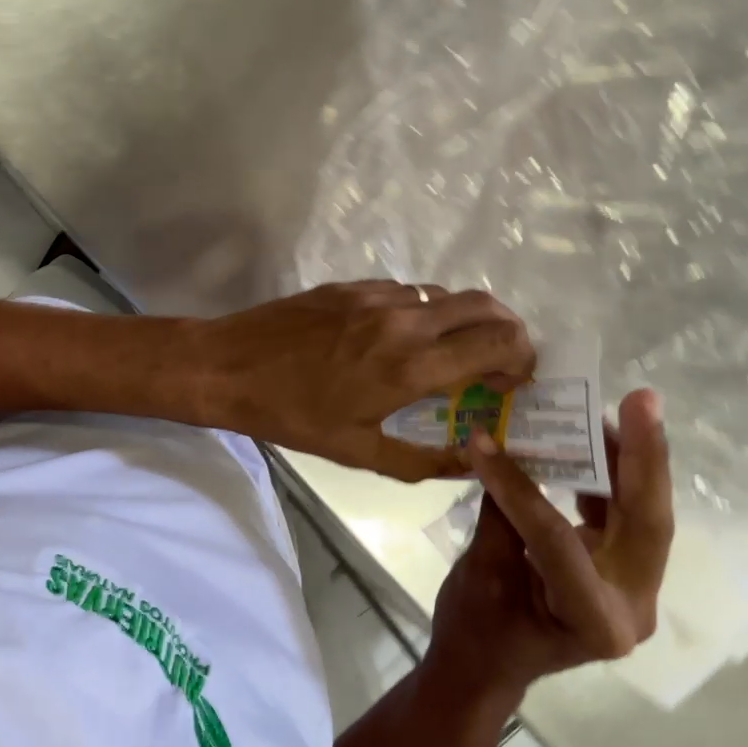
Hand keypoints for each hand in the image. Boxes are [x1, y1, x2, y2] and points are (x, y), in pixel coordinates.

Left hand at [191, 280, 534, 480]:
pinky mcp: (346, 285)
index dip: (522, 361)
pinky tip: (395, 336)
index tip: (510, 383)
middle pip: (486, 307)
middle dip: (507, 332)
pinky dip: (418, 309)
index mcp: (411, 365)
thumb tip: (474, 461)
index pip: (501, 344)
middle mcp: (402, 321)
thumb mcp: (356, 451)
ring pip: (443, 295)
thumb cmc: (288, 415)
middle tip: (494, 362)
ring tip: (445, 351)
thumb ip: (424, 460)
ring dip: (460, 320)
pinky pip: (403, 289)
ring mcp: (372, 296)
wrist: (225, 367)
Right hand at [426, 389, 673, 698]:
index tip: (483, 439)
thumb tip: (497, 450)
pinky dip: (609, 480)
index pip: (558, 538)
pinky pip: (622, 520)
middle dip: (645, 457)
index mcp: (595, 620)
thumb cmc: (474, 631)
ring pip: (643, 516)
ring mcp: (633, 589)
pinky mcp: (620, 573)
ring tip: (623, 411)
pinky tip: (591, 445)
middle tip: (643, 401)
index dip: (519, 488)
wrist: (484, 669)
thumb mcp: (478, 575)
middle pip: (647, 521)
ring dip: (632, 461)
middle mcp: (632, 606)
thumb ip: (499, 516)